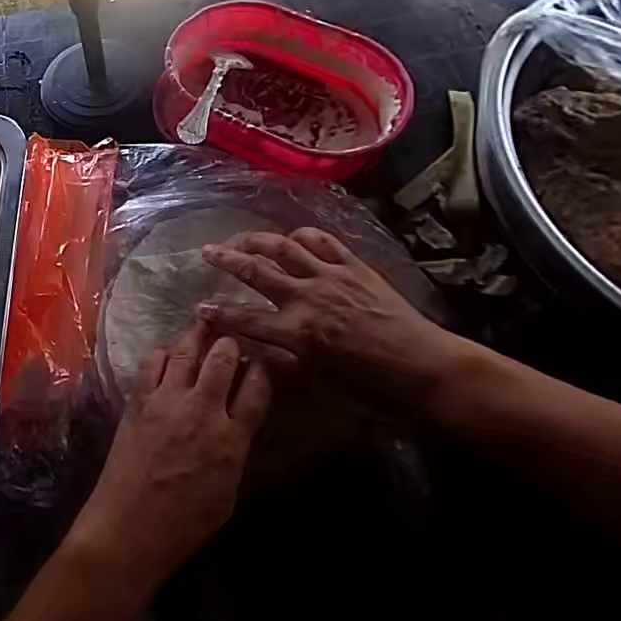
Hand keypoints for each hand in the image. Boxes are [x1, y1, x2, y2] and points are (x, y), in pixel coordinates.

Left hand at [64, 322, 270, 596]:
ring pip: (189, 351)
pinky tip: (170, 355)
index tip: (261, 362)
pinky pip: (154, 362)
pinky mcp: (139, 401)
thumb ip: (236, 450)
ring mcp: (168, 402)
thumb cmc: (183, 526)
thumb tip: (238, 422)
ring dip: (200, 336)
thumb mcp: (227, 493)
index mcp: (231, 440)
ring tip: (206, 326)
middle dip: (231, 343)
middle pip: (224, 357)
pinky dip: (166, 353)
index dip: (262, 369)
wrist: (126, 533)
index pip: (257, 388)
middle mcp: (203, 411)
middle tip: (231, 340)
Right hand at [199, 227, 468, 410]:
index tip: (199, 309)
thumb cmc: (370, 385)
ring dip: (260, 240)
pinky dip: (303, 235)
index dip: (220, 315)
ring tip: (243, 237)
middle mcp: (308, 297)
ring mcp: (331, 276)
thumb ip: (287, 358)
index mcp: (297, 331)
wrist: (421, 366)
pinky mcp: (353, 266)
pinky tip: (292, 236)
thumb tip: (260, 347)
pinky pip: (323, 242)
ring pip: (286, 248)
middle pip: (257, 272)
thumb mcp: (320, 380)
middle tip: (207, 251)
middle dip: (228, 261)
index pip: (247, 320)